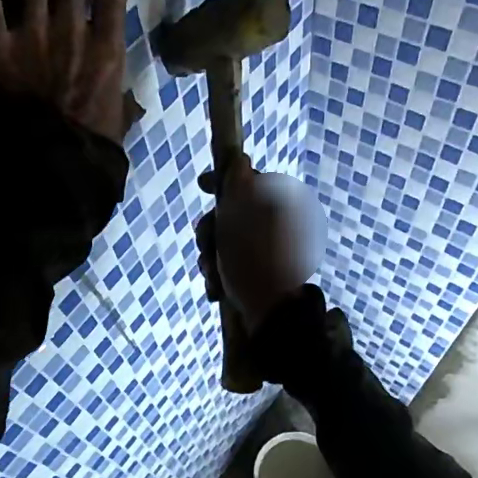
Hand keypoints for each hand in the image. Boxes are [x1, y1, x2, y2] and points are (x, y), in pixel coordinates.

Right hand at [195, 162, 306, 327]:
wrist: (274, 318)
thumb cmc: (256, 267)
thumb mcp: (241, 224)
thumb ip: (239, 189)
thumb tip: (240, 160)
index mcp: (276, 208)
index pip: (248, 180)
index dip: (222, 179)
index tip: (201, 185)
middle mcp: (274, 225)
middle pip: (229, 213)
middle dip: (211, 233)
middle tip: (208, 250)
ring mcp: (268, 251)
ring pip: (226, 241)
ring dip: (212, 258)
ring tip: (212, 277)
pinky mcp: (261, 272)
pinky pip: (233, 262)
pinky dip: (221, 273)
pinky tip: (218, 289)